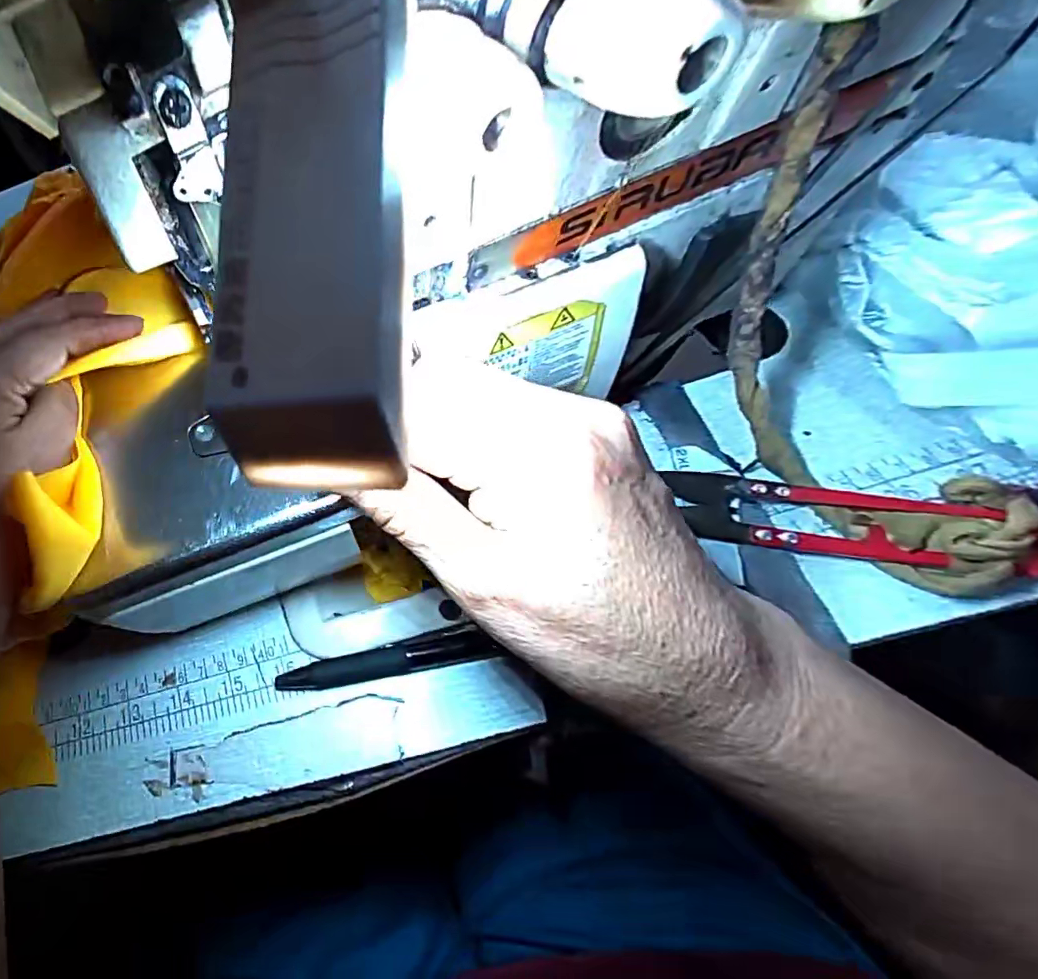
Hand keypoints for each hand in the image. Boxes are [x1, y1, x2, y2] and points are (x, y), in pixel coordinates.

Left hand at [0, 291, 142, 517]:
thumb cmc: (4, 521)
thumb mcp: (48, 451)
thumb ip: (57, 401)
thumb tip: (53, 385)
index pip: (42, 341)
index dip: (91, 329)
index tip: (133, 322)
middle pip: (10, 333)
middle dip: (59, 314)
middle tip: (101, 301)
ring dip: (31, 329)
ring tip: (67, 311)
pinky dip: (9, 356)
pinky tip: (26, 351)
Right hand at [348, 363, 778, 740]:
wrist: (700, 659)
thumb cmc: (598, 637)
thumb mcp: (477, 579)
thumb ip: (401, 509)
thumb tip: (342, 466)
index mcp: (541, 451)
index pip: (414, 409)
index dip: (364, 435)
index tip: (336, 463)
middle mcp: (569, 414)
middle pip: (437, 378)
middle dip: (389, 421)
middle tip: (372, 474)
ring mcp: (583, 415)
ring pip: (461, 382)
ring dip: (421, 422)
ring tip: (417, 481)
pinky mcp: (586, 426)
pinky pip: (494, 401)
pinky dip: (456, 426)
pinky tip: (454, 472)